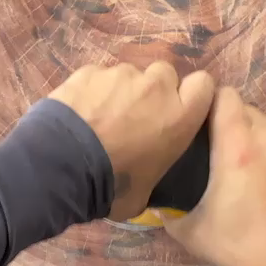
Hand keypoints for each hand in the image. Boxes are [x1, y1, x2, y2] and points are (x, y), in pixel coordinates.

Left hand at [47, 62, 214, 220]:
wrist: (61, 167)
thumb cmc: (112, 187)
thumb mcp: (145, 194)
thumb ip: (154, 174)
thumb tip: (144, 182)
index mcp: (179, 117)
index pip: (204, 85)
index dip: (191, 94)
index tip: (178, 109)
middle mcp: (156, 88)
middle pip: (165, 75)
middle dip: (153, 92)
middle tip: (135, 118)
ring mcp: (121, 75)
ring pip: (128, 76)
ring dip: (119, 92)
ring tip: (98, 119)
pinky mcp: (89, 71)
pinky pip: (97, 77)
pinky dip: (91, 91)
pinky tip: (78, 114)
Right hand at [163, 88, 265, 265]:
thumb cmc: (242, 248)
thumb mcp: (191, 232)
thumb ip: (167, 210)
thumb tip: (155, 200)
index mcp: (237, 147)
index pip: (223, 96)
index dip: (207, 103)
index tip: (197, 122)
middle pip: (246, 110)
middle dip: (228, 124)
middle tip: (215, 152)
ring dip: (253, 142)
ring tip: (244, 173)